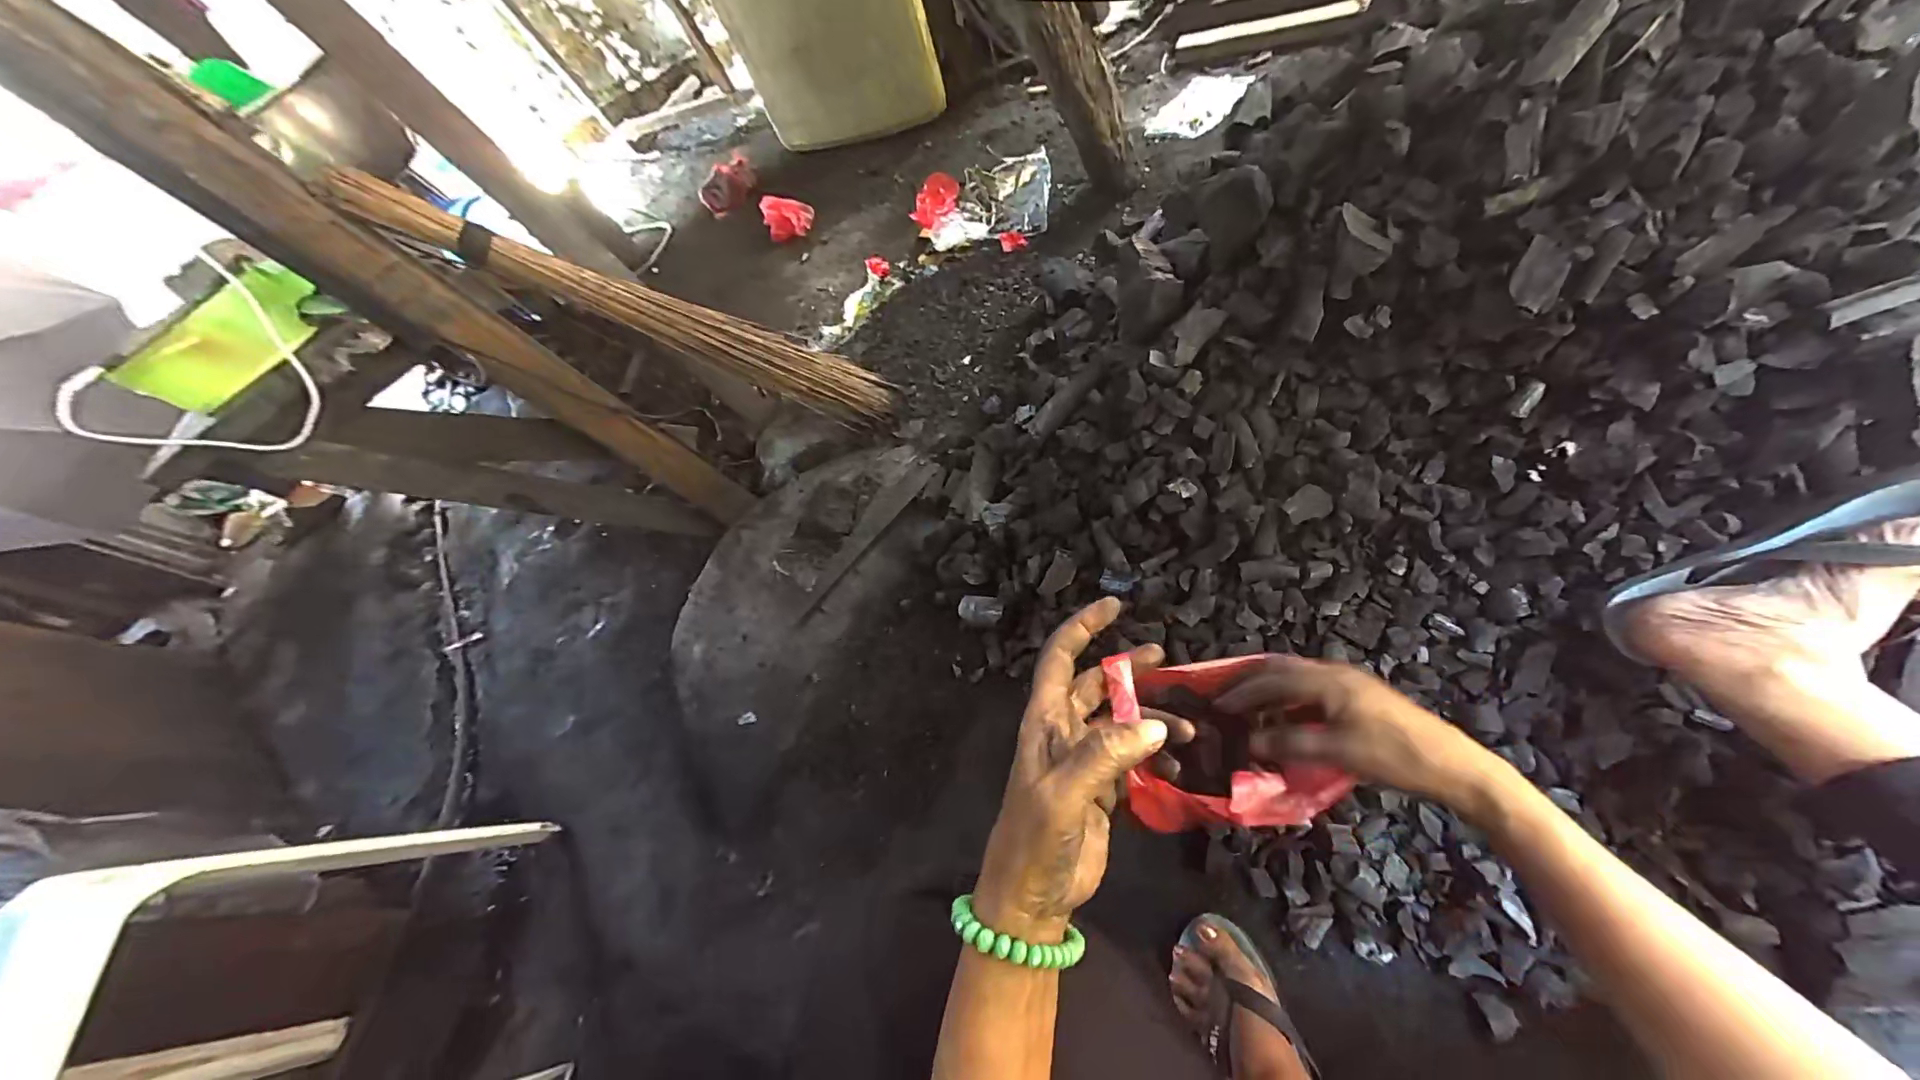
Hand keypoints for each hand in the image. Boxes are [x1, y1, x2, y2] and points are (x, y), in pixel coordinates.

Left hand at [973, 598, 1172, 943]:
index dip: (1082, 628)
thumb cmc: (1034, 839)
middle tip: (1166, 659)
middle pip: (1096, 685)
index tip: (1113, 605)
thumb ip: (1104, 756)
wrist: (1032, 896)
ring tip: (1190, 727)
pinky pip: (1133, 758)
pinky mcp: (1102, 789)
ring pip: (1120, 722)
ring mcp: (1084, 761)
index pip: (1060, 660)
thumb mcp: (1062, 794)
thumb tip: (1156, 725)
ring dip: (1151, 718)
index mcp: (1044, 722)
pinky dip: (1155, 754)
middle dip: (1127, 669)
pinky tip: (1178, 761)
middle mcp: (1063, 733)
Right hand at [1216, 655, 1505, 812]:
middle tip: (1225, 699)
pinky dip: (1288, 701)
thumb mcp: (1337, 751)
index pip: (1270, 678)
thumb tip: (1249, 741)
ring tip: (1248, 711)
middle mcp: (1334, 673)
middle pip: (1280, 669)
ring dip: (1269, 692)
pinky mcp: (1358, 698)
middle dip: (1249, 683)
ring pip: (1295, 679)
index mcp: (1327, 679)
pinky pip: (1310, 690)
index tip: (1216, 705)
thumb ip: (1288, 743)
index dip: (1240, 692)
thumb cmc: (1395, 755)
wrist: (1454, 766)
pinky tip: (1283, 720)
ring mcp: (1348, 684)